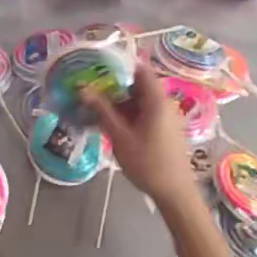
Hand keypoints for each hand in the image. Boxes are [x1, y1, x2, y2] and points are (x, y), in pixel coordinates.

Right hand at [85, 64, 197, 208]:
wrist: (173, 190)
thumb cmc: (146, 163)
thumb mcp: (119, 136)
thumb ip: (102, 111)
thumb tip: (84, 89)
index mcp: (156, 99)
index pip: (140, 68)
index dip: (119, 65)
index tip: (96, 68)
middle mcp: (164, 102)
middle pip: (138, 84)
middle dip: (114, 86)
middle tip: (90, 90)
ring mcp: (166, 115)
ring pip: (140, 100)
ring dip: (119, 102)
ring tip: (95, 108)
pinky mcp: (164, 128)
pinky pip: (145, 112)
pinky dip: (128, 113)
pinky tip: (111, 123)